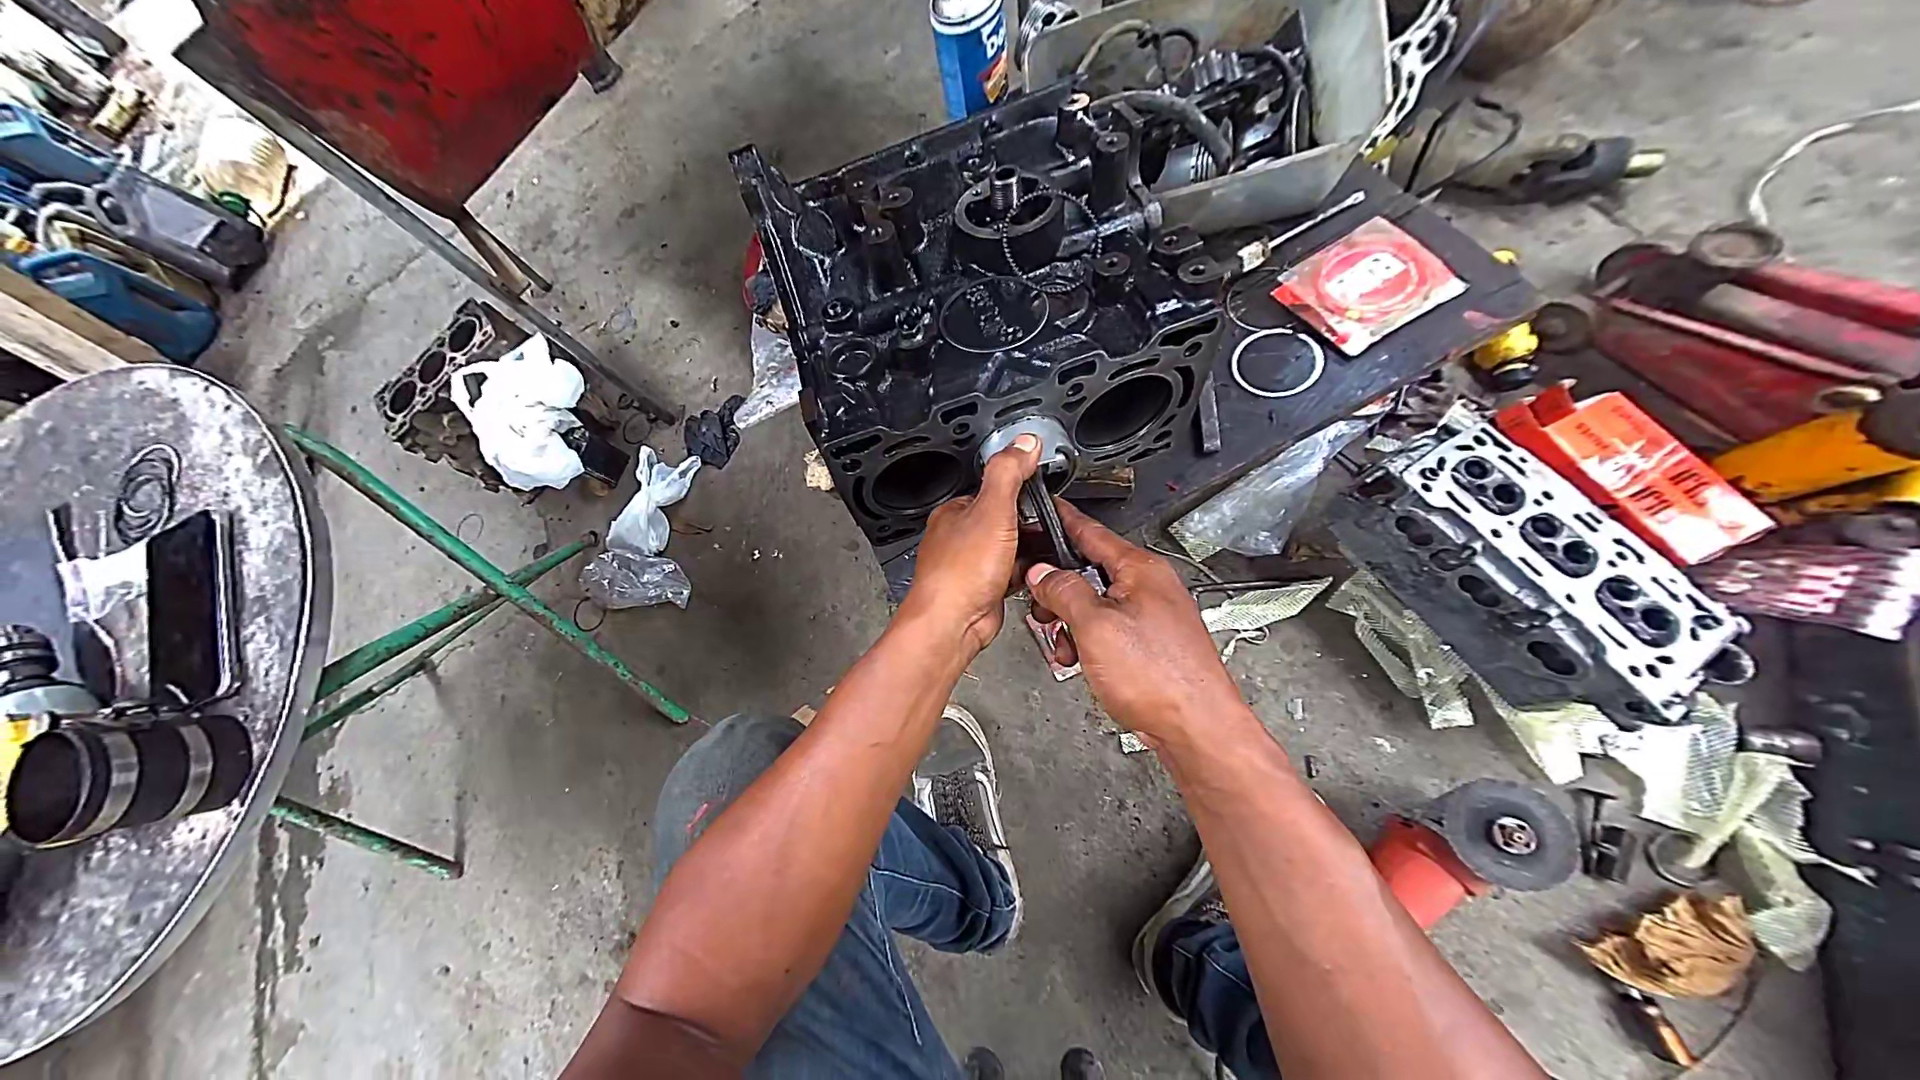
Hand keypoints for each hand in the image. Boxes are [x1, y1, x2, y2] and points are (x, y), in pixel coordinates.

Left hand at [899, 436, 1041, 653]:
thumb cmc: (959, 573)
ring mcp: (971, 565)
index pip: (993, 490)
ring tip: (1035, 557)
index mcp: (955, 512)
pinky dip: (1024, 575)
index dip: (1020, 492)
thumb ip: (1009, 473)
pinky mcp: (984, 589)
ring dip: (1027, 553)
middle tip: (1039, 532)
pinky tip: (1029, 577)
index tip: (1040, 496)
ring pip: (1010, 550)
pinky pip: (1012, 575)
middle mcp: (959, 537)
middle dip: (1026, 528)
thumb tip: (1025, 443)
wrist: (953, 623)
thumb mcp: (992, 510)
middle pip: (1005, 521)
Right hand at [1025, 500, 1243, 738]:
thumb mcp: (1096, 626)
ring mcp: (1151, 616)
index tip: (1048, 509)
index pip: (1092, 532)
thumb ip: (1064, 592)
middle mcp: (1150, 588)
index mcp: (1141, 570)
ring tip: (1066, 645)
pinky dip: (1088, 641)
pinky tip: (1082, 660)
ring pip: (1095, 605)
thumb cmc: (1162, 678)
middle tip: (1043, 608)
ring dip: (1071, 623)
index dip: (1063, 521)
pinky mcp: (1149, 642)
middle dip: (1059, 592)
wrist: (1196, 728)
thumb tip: (1043, 573)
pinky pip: (1108, 629)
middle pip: (1089, 572)